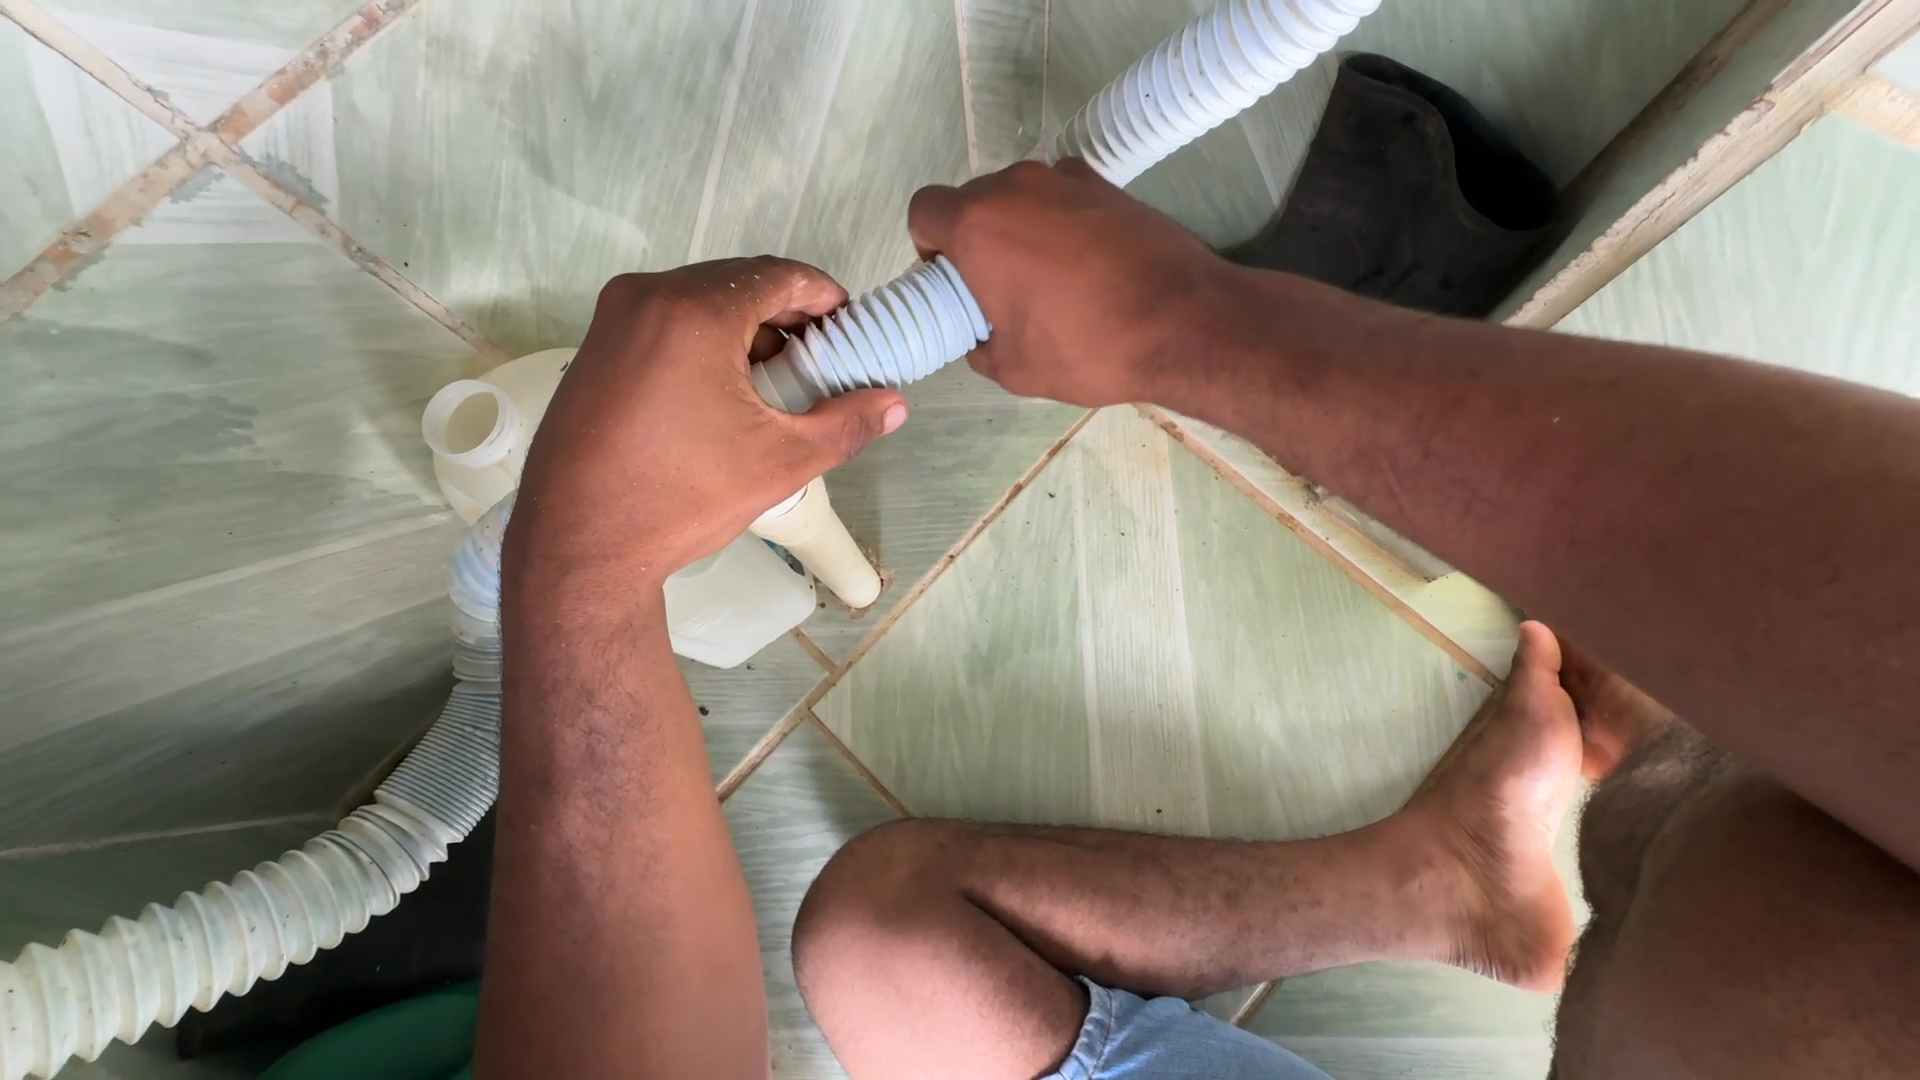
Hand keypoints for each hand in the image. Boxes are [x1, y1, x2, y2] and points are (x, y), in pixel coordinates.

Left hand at [506, 256, 905, 593]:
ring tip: (775, 382)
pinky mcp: (595, 347)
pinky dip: (707, 341)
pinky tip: (723, 391)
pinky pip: (667, 321)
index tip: (848, 327)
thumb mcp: (780, 462)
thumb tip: (896, 405)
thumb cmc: (683, 497)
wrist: (577, 542)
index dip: (823, 296)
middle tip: (818, 361)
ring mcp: (613, 319)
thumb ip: (846, 425)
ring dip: (747, 329)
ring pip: (701, 301)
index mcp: (695, 311)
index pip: (779, 275)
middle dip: (787, 316)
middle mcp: (648, 295)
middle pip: (739, 282)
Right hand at [908, 159, 1235, 407]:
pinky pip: (1061, 197)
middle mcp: (1016, 186)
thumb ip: (979, 346)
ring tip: (1049, 279)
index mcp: (978, 226)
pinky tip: (1085, 264)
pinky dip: (1059, 222)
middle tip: (999, 289)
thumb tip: (983, 336)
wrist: (1183, 323)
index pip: (924, 211)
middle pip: (972, 201)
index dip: (928, 247)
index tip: (952, 281)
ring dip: (1018, 229)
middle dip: (974, 240)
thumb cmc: (1086, 348)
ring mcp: (1066, 177)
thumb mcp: (1013, 369)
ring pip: (1019, 197)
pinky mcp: (1107, 184)